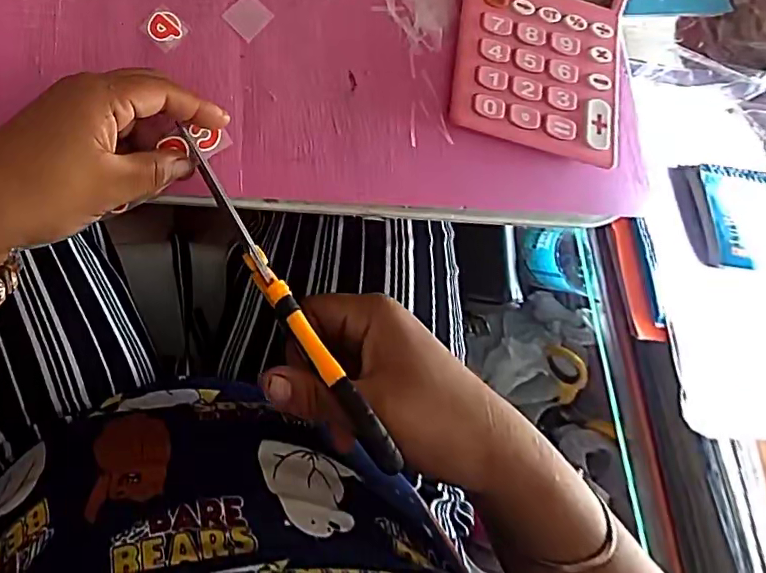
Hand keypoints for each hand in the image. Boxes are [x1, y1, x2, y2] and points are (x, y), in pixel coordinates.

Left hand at [0, 70, 229, 275]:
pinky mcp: (52, 125)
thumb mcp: (111, 186)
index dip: (196, 108)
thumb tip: (184, 163)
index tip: (221, 125)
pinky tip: (122, 177)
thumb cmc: (44, 193)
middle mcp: (82, 89)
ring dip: (144, 141)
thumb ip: (156, 170)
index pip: (162, 91)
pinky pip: (101, 126)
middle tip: (191, 155)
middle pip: (143, 96)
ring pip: (122, 114)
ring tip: (151, 178)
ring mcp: (64, 105)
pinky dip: (120, 147)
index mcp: (99, 93)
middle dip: (171, 125)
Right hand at [259, 294, 539, 493]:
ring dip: (335, 401)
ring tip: (350, 431)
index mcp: (373, 314)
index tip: (290, 378)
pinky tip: (362, 432)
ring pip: (337, 368)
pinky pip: (355, 382)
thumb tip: (271, 381)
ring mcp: (387, 350)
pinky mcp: (393, 374)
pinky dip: (352, 407)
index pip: (311, 311)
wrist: (494, 453)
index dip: (297, 345)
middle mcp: (379, 325)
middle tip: (327, 414)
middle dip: (318, 382)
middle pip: (321, 342)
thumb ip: (314, 394)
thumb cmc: (443, 419)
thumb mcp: (368, 409)